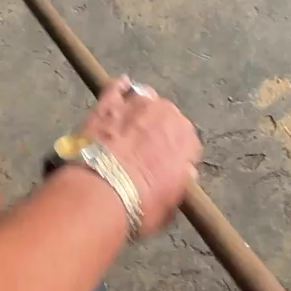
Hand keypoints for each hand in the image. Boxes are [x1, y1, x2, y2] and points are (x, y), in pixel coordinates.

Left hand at [77, 76, 200, 233]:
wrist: (101, 193)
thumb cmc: (141, 204)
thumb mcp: (171, 204)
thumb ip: (181, 182)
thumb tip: (184, 172)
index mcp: (187, 137)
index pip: (188, 141)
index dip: (176, 154)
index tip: (166, 165)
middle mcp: (166, 113)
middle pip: (167, 116)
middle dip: (159, 129)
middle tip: (145, 149)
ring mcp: (136, 103)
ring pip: (145, 97)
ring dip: (142, 108)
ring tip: (132, 122)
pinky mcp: (109, 102)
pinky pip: (117, 87)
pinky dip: (120, 87)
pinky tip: (121, 87)